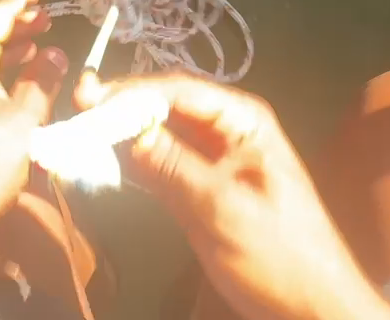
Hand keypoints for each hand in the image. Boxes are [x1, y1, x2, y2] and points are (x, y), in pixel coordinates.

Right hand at [75, 73, 389, 319]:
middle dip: (119, 108)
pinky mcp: (194, 187)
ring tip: (76, 131)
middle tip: (75, 110)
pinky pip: (155, 163)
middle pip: (162, 106)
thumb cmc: (281, 254)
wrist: (313, 311)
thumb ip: (174, 167)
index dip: (131, 91)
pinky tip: (96, 161)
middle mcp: (222, 128)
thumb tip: (127, 131)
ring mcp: (207, 158)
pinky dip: (127, 162)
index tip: (89, 98)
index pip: (177, 90)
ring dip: (118, 133)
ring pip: (154, 132)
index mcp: (241, 119)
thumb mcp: (225, 209)